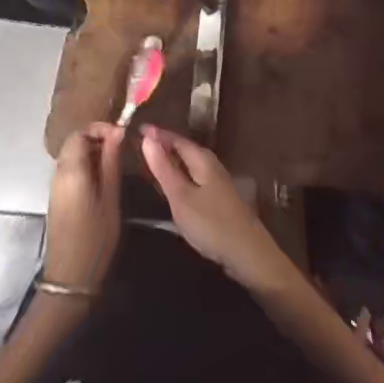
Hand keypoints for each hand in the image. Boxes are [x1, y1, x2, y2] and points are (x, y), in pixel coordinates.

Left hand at [42, 123, 124, 292]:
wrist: (70, 276)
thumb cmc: (95, 238)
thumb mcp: (110, 199)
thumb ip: (111, 164)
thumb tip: (117, 133)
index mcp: (71, 171)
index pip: (79, 133)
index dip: (100, 128)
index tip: (121, 134)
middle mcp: (58, 173)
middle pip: (74, 142)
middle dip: (97, 138)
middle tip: (122, 146)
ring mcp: (56, 186)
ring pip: (72, 156)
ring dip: (93, 151)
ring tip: (118, 160)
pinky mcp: (58, 197)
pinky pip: (71, 170)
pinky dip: (87, 165)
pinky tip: (105, 177)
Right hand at [139, 126, 295, 292]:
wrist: (247, 253)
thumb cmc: (211, 223)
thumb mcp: (181, 196)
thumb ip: (163, 168)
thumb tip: (147, 138)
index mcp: (202, 160)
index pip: (176, 139)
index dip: (156, 134)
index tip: (136, 129)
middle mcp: (211, 166)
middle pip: (183, 150)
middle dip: (162, 146)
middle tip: (137, 145)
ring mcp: (216, 182)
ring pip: (188, 165)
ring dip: (169, 162)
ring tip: (148, 163)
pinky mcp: (217, 198)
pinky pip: (192, 179)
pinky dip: (178, 177)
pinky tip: (170, 187)